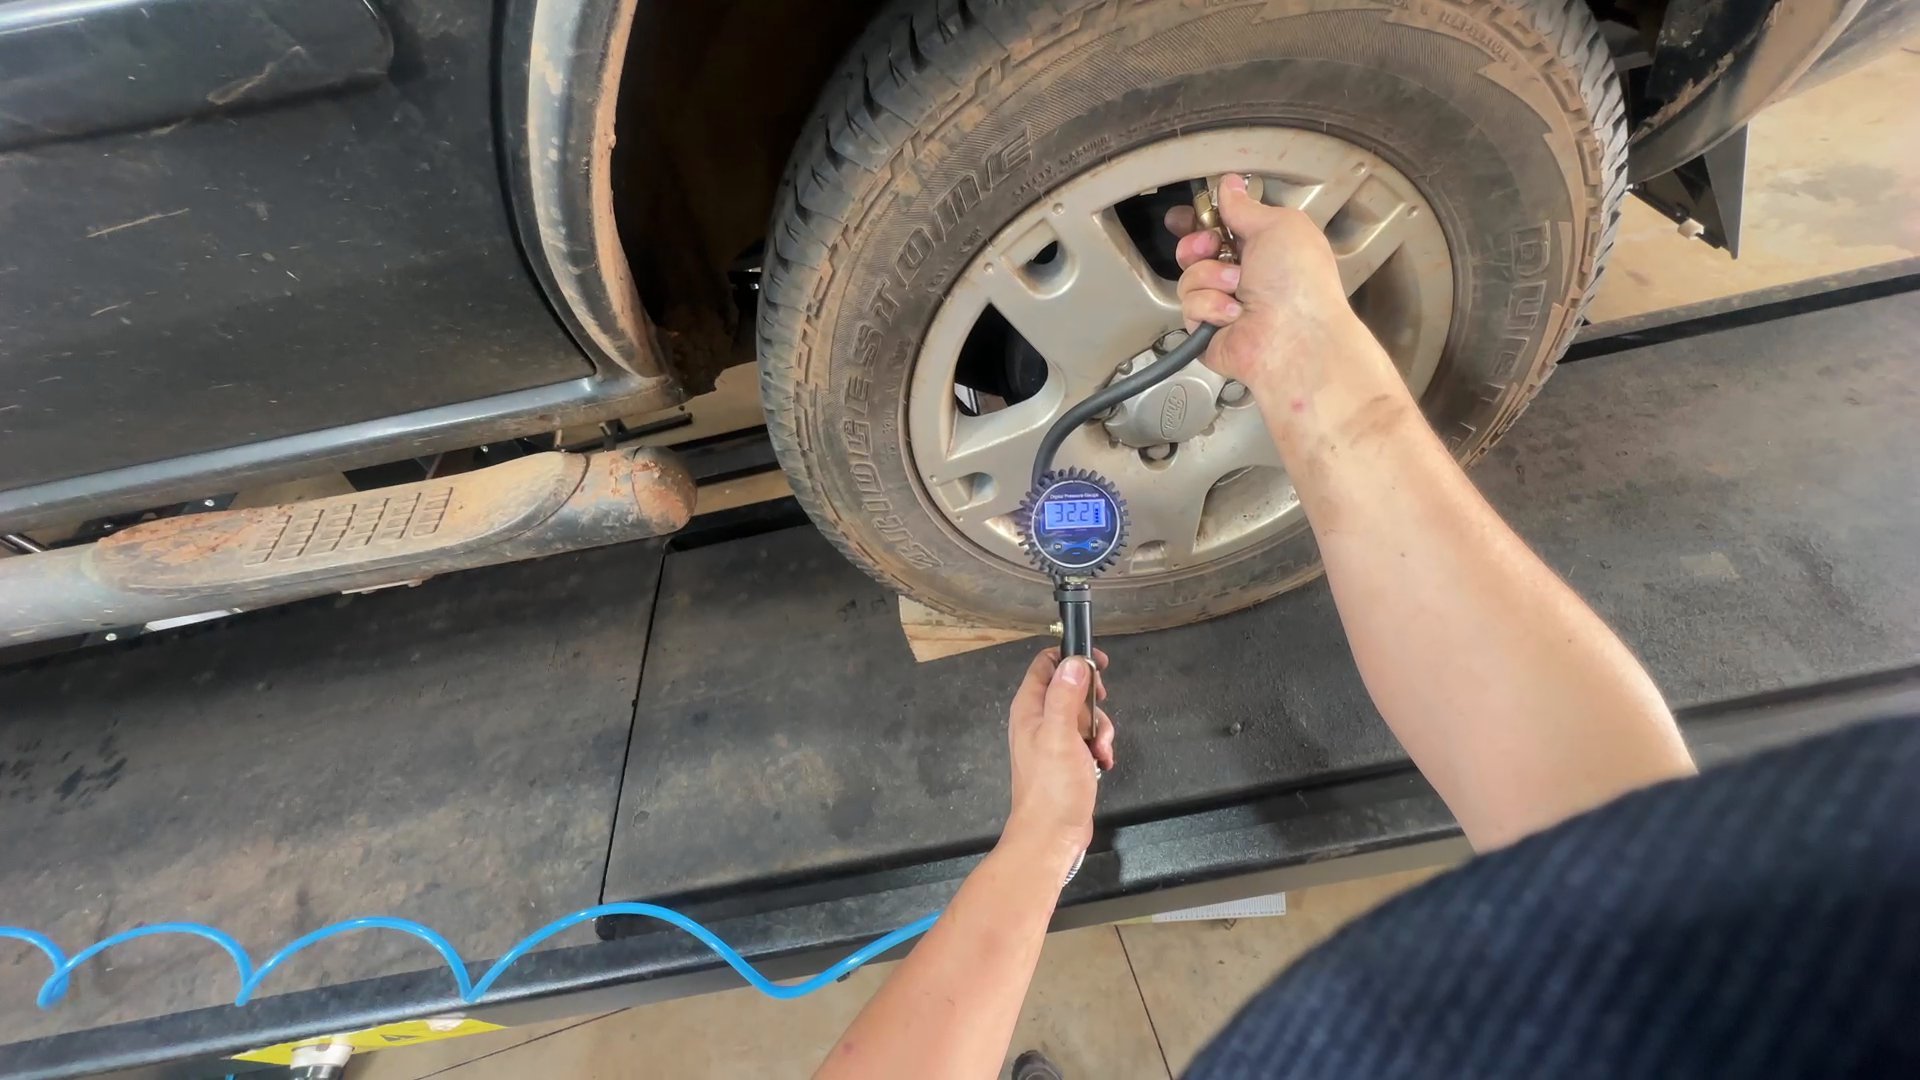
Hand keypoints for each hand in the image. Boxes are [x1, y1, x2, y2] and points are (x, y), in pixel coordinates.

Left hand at [1004, 648, 1115, 858]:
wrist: (1052, 834)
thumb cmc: (1053, 785)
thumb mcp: (1060, 735)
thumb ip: (1064, 695)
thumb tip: (1074, 660)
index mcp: (1029, 706)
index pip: (1046, 664)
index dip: (1072, 657)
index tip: (1098, 664)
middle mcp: (1038, 718)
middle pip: (1070, 687)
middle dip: (1092, 699)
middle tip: (1099, 710)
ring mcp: (1052, 738)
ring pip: (1083, 714)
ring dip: (1099, 728)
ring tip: (1100, 749)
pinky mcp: (1066, 757)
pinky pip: (1087, 738)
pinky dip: (1099, 746)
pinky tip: (1102, 761)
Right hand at [1163, 174, 1374, 405]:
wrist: (1293, 336)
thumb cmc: (1299, 281)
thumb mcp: (1278, 225)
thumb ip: (1246, 206)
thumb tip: (1230, 185)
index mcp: (1260, 247)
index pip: (1219, 228)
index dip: (1200, 220)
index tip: (1185, 215)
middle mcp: (1239, 276)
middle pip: (1194, 252)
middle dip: (1197, 245)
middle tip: (1211, 247)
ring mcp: (1220, 304)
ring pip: (1188, 278)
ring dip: (1211, 277)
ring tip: (1237, 289)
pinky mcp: (1205, 330)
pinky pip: (1189, 307)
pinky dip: (1211, 306)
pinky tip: (1233, 315)